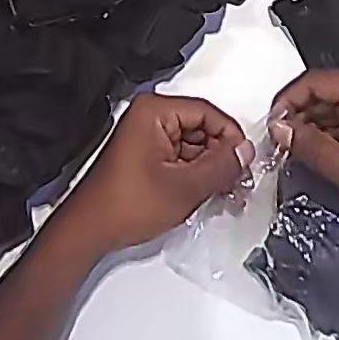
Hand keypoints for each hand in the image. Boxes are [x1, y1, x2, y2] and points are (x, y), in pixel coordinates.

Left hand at [50, 94, 253, 256]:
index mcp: (154, 111)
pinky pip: (182, 156)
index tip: (246, 162)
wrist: (92, 228)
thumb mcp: (184, 186)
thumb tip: (245, 151)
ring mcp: (148, 135)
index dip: (230, 137)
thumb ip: (220, 166)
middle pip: (201, 127)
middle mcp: (150, 116)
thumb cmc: (128, 203)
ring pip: (194, 144)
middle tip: (241, 185)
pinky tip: (211, 195)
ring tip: (229, 196)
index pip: (206, 112)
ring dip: (213, 169)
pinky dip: (198, 174)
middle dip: (223, 156)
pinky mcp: (147, 153)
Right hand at [270, 70, 338, 255]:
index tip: (271, 128)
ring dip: (311, 132)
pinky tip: (318, 163)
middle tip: (279, 146)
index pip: (312, 82)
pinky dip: (329, 143)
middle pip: (320, 95)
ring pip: (331, 113)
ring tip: (295, 157)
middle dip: (297, 118)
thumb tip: (280, 130)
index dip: (286, 103)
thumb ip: (313, 148)